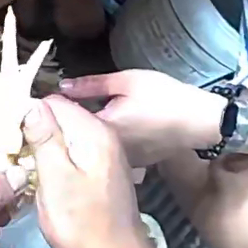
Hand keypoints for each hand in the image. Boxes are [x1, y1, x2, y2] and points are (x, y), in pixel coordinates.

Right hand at [20, 96, 157, 247]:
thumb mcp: (57, 179)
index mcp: (94, 132)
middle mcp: (103, 135)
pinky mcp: (100, 169)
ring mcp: (104, 153)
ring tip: (21, 169)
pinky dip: (54, 161)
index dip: (25, 114)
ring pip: (63, 137)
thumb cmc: (84, 224)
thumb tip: (31, 104)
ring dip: (41, 149)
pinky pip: (72, 153)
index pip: (52, 103)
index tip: (4, 135)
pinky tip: (41, 179)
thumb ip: (45, 139)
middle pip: (59, 117)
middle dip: (32, 131)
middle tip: (9, 156)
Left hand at [57, 70, 225, 165]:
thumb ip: (90, 85)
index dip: (55, 111)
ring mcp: (121, 161)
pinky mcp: (133, 164)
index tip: (47, 100)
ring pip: (91, 151)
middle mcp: (107, 153)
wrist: (200, 121)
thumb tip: (62, 87)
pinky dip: (102, 145)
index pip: (64, 123)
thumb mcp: (126, 82)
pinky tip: (108, 132)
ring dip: (83, 138)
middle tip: (60, 108)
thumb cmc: (165, 98)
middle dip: (66, 126)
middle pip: (75, 141)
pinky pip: (108, 156)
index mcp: (102, 130)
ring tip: (82, 119)